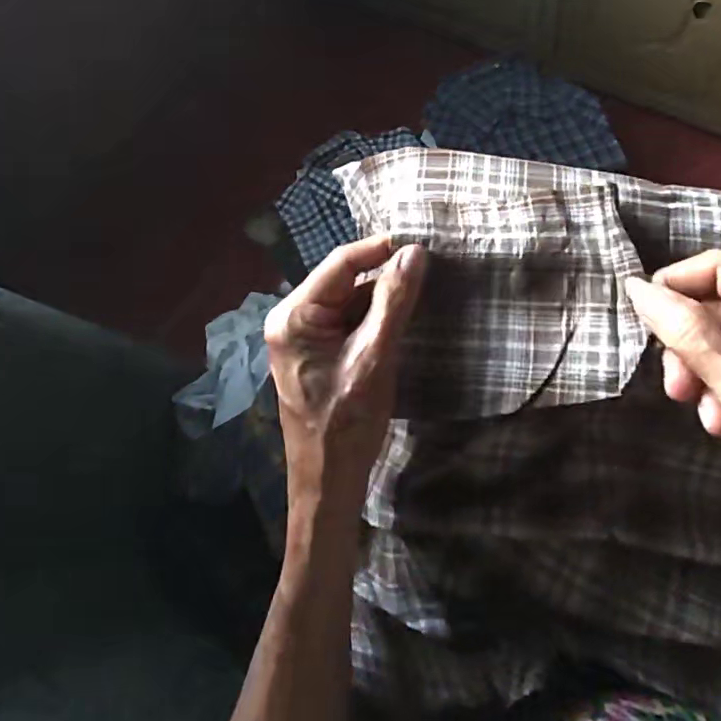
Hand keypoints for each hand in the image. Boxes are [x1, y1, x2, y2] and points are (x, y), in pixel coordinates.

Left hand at [264, 235, 426, 513]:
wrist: (328, 481)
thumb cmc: (346, 423)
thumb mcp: (374, 359)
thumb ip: (394, 303)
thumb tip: (415, 253)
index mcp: (293, 316)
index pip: (339, 265)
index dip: (379, 249)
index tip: (419, 240)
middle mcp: (291, 319)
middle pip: (344, 282)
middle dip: (384, 276)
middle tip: (429, 267)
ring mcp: (303, 337)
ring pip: (350, 302)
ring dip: (383, 298)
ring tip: (423, 289)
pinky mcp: (318, 352)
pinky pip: (349, 323)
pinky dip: (375, 319)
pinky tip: (403, 318)